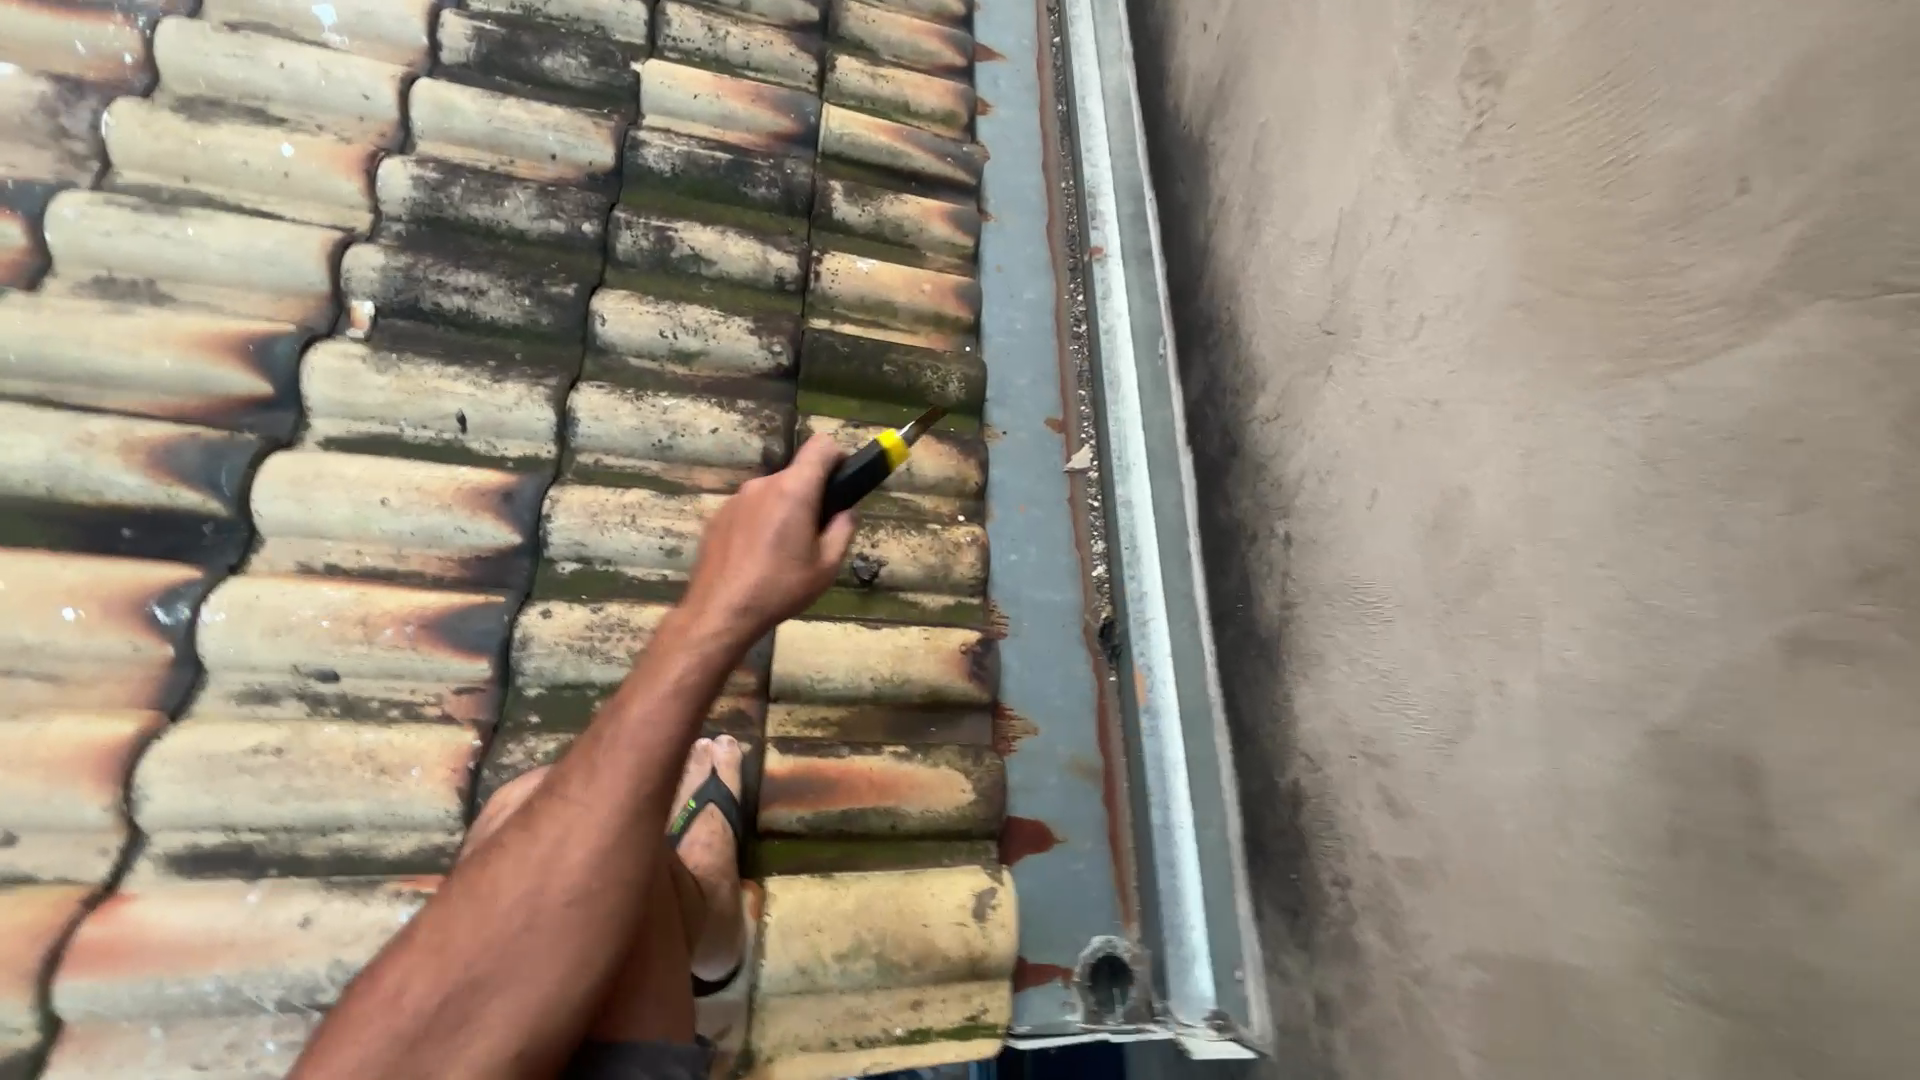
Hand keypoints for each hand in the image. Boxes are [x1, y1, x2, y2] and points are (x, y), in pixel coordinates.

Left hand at [679, 435, 857, 645]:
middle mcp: (763, 485)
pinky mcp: (718, 516)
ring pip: (772, 494)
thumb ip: (843, 530)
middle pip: (796, 475)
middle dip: (810, 496)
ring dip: (783, 511)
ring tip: (782, 552)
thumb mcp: (827, 567)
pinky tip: (756, 558)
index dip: (837, 457)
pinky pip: (750, 510)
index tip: (842, 482)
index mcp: (794, 490)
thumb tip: (846, 512)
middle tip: (814, 535)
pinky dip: (760, 523)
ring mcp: (736, 499)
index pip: (821, 445)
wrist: (720, 612)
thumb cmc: (780, 588)